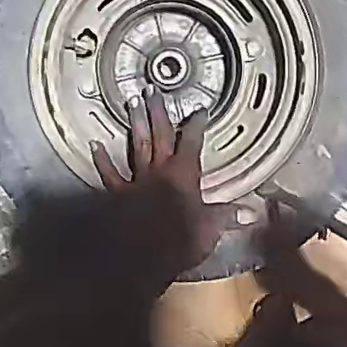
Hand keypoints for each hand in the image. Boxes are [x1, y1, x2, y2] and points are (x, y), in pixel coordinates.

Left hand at [91, 87, 225, 274]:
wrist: (143, 256)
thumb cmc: (180, 240)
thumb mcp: (210, 229)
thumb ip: (227, 216)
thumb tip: (251, 212)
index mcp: (184, 175)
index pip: (192, 142)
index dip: (196, 125)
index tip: (200, 110)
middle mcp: (160, 171)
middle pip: (160, 134)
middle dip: (158, 111)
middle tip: (153, 90)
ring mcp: (138, 180)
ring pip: (138, 146)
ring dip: (136, 124)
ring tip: (131, 102)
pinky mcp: (120, 194)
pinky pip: (110, 174)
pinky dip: (102, 160)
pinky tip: (95, 145)